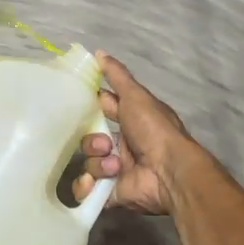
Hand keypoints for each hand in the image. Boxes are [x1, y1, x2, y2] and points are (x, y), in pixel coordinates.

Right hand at [71, 52, 201, 214]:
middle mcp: (122, 145)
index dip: (90, 106)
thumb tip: (99, 51)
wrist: (168, 171)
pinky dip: (87, 188)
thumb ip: (117, 75)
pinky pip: (88, 191)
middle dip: (92, 141)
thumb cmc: (154, 129)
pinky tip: (95, 184)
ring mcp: (116, 170)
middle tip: (105, 145)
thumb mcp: (136, 95)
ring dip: (97, 163)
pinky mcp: (111, 193)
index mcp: (130, 121)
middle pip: (91, 139)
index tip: (75, 101)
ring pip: (89, 163)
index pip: (103, 110)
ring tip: (114, 166)